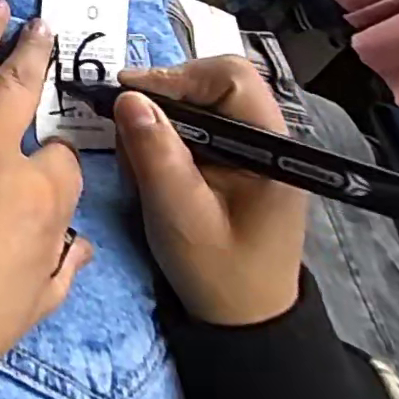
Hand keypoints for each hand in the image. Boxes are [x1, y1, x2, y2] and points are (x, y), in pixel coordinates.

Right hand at [116, 57, 306, 325]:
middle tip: (129, 123)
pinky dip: (166, 134)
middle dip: (166, 96)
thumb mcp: (181, 217)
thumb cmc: (221, 274)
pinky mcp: (232, 154)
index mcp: (269, 145)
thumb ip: (156, 155)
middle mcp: (264, 133)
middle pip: (213, 80)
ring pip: (199, 98)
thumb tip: (128, 98)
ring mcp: (249, 143)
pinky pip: (195, 122)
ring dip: (161, 118)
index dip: (180, 76)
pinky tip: (150, 166)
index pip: (231, 77)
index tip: (132, 94)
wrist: (245, 323)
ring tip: (138, 159)